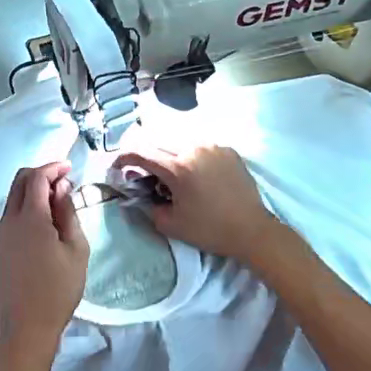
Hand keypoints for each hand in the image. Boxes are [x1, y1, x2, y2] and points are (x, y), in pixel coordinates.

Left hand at [0, 162, 88, 366]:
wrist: (27, 328)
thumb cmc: (58, 289)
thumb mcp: (76, 249)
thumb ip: (68, 212)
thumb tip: (62, 187)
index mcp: (29, 217)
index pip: (36, 177)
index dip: (53, 167)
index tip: (70, 168)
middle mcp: (10, 220)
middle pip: (20, 181)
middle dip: (41, 173)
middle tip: (65, 180)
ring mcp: (2, 233)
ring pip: (13, 196)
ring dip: (33, 188)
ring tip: (59, 198)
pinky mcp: (1, 246)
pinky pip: (12, 212)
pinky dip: (27, 203)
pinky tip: (46, 217)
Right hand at [112, 143, 299, 269]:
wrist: (252, 230)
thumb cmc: (210, 230)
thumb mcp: (171, 224)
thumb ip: (148, 206)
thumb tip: (139, 194)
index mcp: (177, 167)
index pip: (140, 152)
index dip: (123, 158)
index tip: (118, 167)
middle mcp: (194, 149)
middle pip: (158, 141)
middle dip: (144, 153)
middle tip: (140, 169)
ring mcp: (213, 146)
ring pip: (179, 140)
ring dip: (167, 151)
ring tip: (168, 170)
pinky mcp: (228, 150)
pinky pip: (200, 145)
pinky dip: (190, 154)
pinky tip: (193, 170)